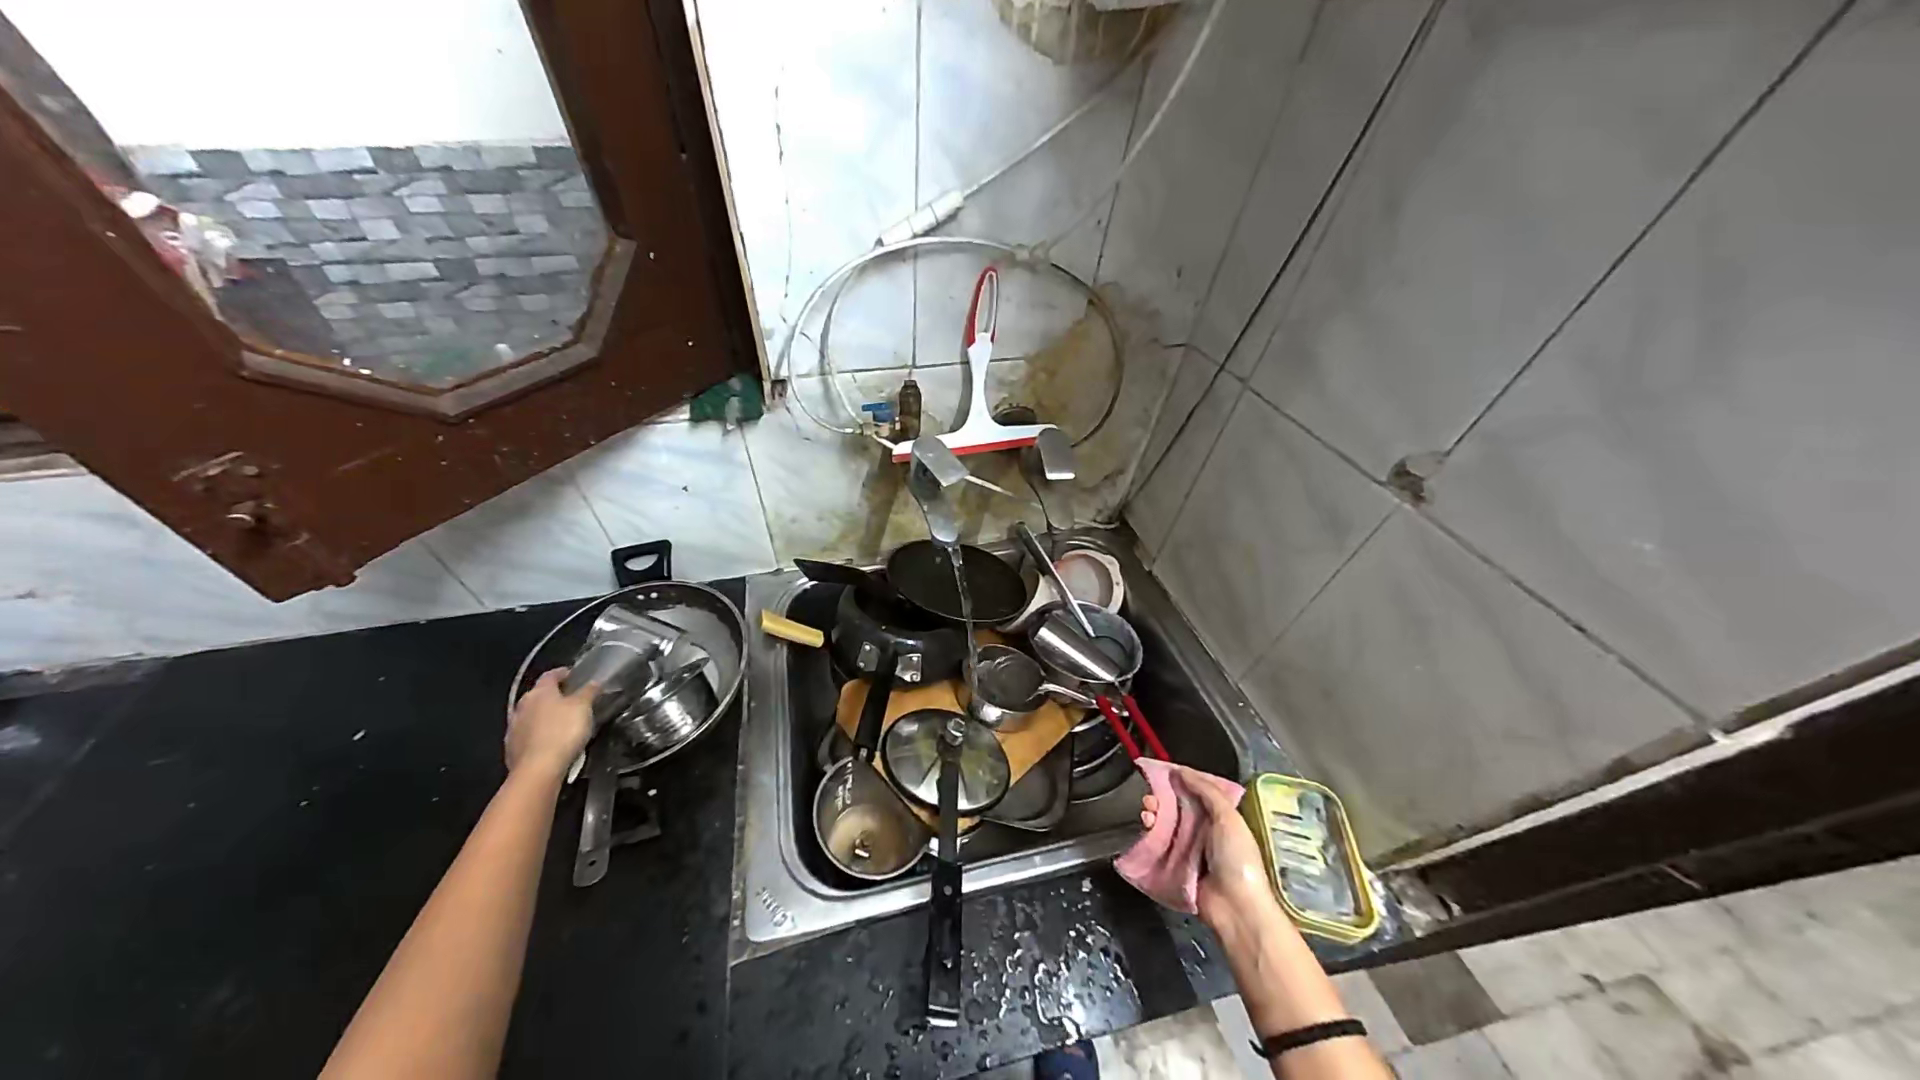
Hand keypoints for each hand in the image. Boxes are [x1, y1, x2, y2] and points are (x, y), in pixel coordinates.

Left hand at [505, 668, 595, 780]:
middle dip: (554, 696)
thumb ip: (589, 692)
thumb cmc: (563, 731)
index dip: (564, 673)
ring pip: (532, 715)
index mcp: (539, 692)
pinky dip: (539, 734)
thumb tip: (593, 682)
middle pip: (539, 695)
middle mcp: (522, 706)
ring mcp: (514, 727)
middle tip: (573, 700)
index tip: (575, 675)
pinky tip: (550, 741)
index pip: (551, 675)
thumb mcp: (584, 707)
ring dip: (545, 716)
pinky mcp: (512, 748)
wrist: (538, 769)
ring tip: (563, 722)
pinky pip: (528, 734)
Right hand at [1141, 766, 1281, 931]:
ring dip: (1153, 815)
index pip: (1195, 793)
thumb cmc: (1237, 859)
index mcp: (1220, 818)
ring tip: (1146, 812)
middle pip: (1177, 809)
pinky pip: (1159, 847)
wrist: (1236, 907)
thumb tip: (1181, 771)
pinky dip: (1149, 835)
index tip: (1161, 772)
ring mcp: (1189, 850)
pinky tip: (1144, 827)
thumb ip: (1206, 791)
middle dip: (1161, 798)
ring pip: (1165, 826)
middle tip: (1149, 795)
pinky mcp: (1175, 867)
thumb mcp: (1229, 818)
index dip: (1179, 782)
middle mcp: (1203, 832)